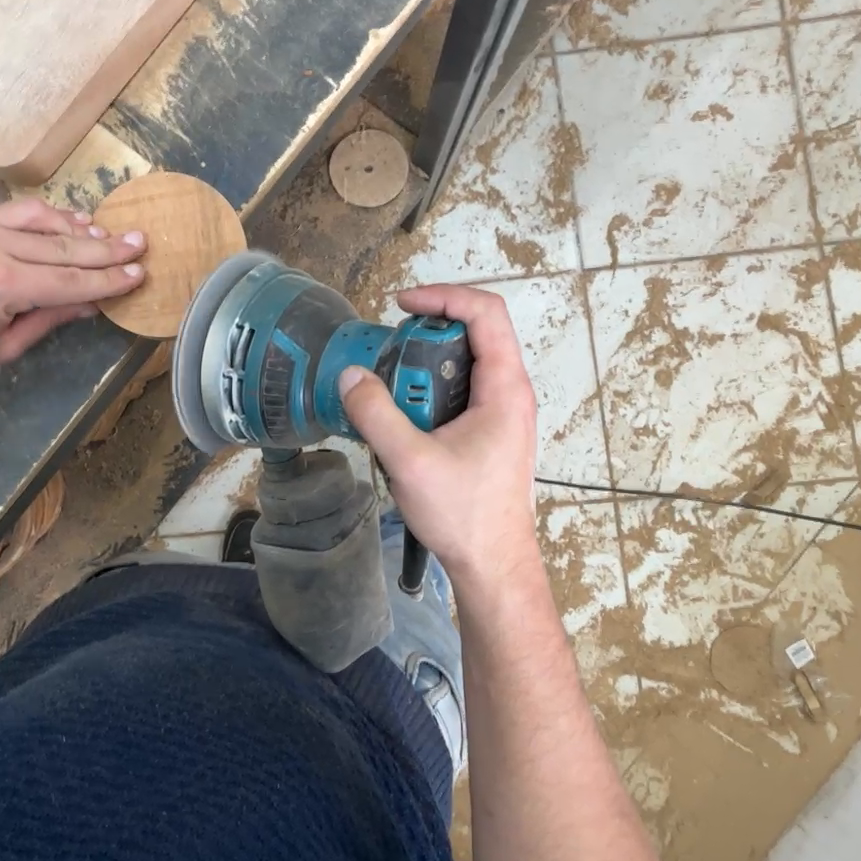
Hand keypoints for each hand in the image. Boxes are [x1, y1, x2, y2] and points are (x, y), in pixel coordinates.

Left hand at [0, 197, 146, 384]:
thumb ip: (48, 319)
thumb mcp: (0, 346)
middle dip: (107, 247)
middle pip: (65, 245)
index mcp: (3, 286)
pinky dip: (45, 215)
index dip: (109, 279)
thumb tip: (91, 303)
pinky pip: (14, 212)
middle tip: (140, 242)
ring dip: (79, 225)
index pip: (72, 280)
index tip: (139, 273)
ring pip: (42, 219)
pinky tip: (66, 220)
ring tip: (106, 231)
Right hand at [341, 285, 539, 581]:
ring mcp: (502, 412)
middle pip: (474, 332)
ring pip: (464, 361)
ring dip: (425, 364)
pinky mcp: (489, 431)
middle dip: (427, 333)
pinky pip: (460, 389)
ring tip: (391, 387)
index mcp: (505, 388)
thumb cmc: (463, 514)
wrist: (492, 563)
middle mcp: (510, 391)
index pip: (485, 312)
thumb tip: (350, 375)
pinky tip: (403, 415)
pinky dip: (429, 388)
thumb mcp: (411, 462)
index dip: (443, 296)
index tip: (401, 305)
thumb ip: (376, 413)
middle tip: (389, 354)